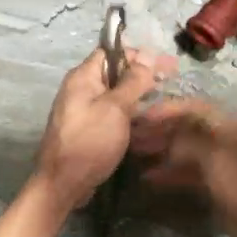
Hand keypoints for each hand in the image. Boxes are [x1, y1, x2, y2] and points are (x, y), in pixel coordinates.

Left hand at [32, 46, 175, 209]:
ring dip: (138, 96)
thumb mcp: (115, 108)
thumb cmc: (89, 142)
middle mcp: (81, 90)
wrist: (63, 184)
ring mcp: (83, 111)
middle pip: (115, 73)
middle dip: (143, 75)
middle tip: (172, 80)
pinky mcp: (89, 130)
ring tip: (165, 100)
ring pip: (115, 95)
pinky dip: (129, 114)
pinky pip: (112, 114)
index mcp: (83, 78)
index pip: (111, 52)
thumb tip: (148, 54)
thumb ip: (133, 81)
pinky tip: (148, 121)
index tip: (164, 63)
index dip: (138, 54)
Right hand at [129, 99, 236, 234]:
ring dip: (160, 151)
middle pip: (185, 128)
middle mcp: (221, 138)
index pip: (192, 107)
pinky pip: (186, 171)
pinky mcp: (214, 183)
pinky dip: (168, 172)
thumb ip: (183, 140)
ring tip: (135, 155)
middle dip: (159, 131)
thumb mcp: (210, 155)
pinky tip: (148, 178)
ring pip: (184, 150)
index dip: (165, 110)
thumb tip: (160, 135)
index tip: (140, 117)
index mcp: (225, 125)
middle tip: (132, 138)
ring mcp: (218, 161)